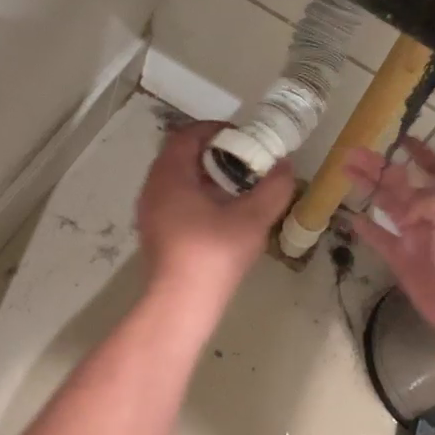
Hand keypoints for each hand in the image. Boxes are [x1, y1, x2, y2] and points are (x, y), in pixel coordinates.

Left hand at [137, 121, 295, 297]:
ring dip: (206, 177)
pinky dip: (198, 196)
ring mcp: (150, 212)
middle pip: (181, 156)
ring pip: (178, 181)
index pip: (187, 136)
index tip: (242, 137)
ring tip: (238, 187)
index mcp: (170, 175)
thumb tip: (285, 166)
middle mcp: (153, 188)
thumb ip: (273, 188)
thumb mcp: (252, 218)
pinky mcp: (155, 233)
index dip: (215, 130)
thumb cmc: (213, 254)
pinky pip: (175, 201)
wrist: (181, 304)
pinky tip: (223, 215)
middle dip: (213, 153)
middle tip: (244, 160)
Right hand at [345, 138, 434, 333]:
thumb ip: (426, 200)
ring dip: (367, 188)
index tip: (400, 137)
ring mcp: (413, 235)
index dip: (420, 152)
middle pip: (400, 183)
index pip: (434, 167)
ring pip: (386, 205)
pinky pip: (379, 238)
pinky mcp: (400, 258)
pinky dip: (366, 228)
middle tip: (352, 153)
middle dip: (378, 167)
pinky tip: (350, 217)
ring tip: (345, 173)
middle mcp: (429, 213)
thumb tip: (401, 203)